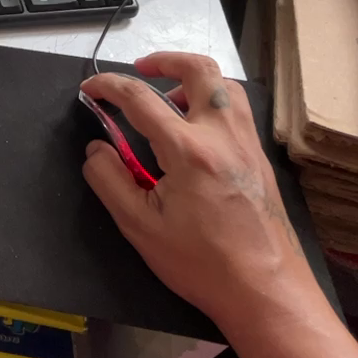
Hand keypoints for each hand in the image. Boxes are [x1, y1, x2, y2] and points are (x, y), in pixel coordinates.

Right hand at [79, 52, 320, 330]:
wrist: (269, 297)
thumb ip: (107, 178)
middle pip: (201, 70)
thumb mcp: (138, 225)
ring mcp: (248, 147)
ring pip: (226, 86)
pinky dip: (210, 102)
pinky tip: (191, 130)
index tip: (89, 90)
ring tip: (166, 99)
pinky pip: (236, 112)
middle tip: (138, 70)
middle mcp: (223, 137)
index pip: (139, 98)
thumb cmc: (201, 263)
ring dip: (192, 80)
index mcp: (188, 150)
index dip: (107, 86)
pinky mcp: (260, 162)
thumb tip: (97, 147)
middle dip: (164, 60)